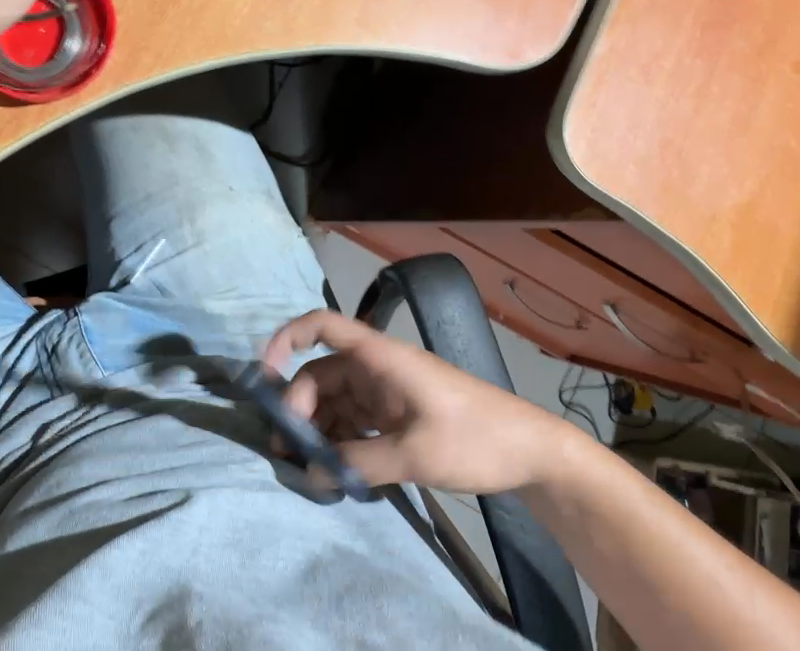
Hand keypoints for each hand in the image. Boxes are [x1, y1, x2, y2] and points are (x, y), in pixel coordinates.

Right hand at [263, 310, 586, 494]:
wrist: (534, 453)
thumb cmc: (476, 438)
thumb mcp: (415, 453)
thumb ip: (359, 462)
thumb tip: (313, 474)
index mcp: (381, 358)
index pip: (324, 326)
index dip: (287, 339)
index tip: (265, 373)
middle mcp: (378, 370)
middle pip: (321, 374)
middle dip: (298, 407)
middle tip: (287, 450)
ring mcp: (387, 394)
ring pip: (335, 402)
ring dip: (317, 430)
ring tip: (305, 468)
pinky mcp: (398, 418)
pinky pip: (354, 422)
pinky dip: (339, 442)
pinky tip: (334, 472)